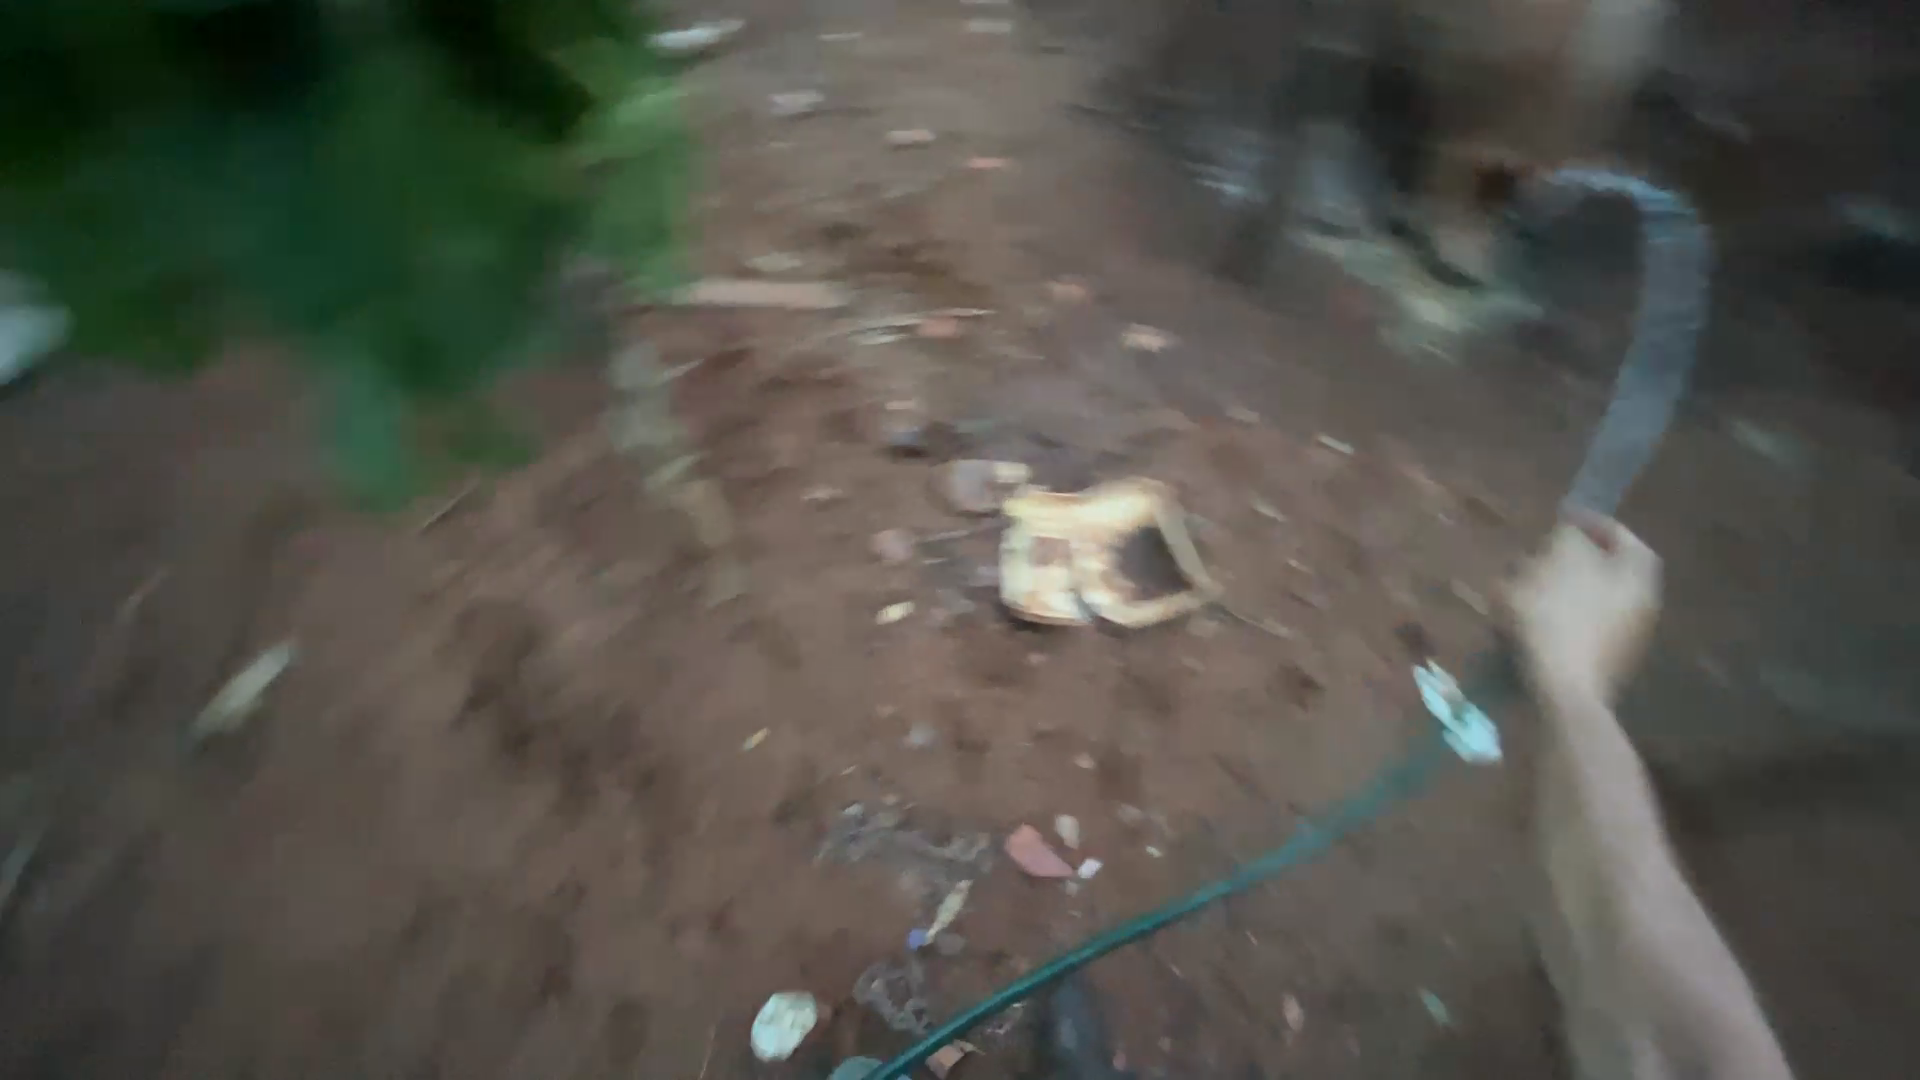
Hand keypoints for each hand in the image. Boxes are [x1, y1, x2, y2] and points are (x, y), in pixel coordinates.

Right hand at [1506, 513, 1662, 703]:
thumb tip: (1569, 531)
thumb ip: (1566, 536)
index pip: (1620, 536)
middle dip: (1557, 558)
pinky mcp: (1585, 657)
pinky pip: (1559, 624)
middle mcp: (1634, 602)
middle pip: (1594, 567)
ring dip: (1540, 587)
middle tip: (1526, 555)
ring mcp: (1612, 634)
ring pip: (1572, 596)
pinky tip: (1508, 620)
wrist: (1556, 689)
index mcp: (1635, 575)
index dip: (1590, 522)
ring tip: (1506, 589)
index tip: (1557, 516)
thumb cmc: (1556, 617)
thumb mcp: (1557, 561)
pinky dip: (1535, 616)